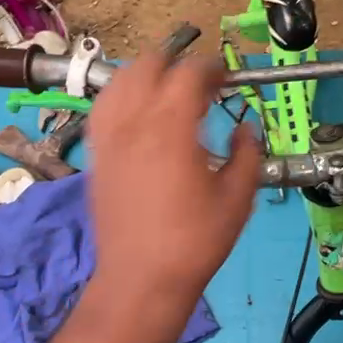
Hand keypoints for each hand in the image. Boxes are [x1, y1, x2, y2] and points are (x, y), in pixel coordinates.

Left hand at [86, 46, 261, 305]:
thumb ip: (247, 154)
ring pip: (119, 81)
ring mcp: (109, 138)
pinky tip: (136, 110)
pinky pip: (102, 108)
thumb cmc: (195, 242)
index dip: (211, 68)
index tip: (227, 77)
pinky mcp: (96, 155)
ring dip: (146, 74)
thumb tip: (246, 130)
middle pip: (148, 65)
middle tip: (199, 81)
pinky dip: (121, 96)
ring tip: (167, 89)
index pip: (188, 74)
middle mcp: (134, 123)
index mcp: (172, 129)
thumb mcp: (238, 199)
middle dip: (176, 62)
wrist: (142, 279)